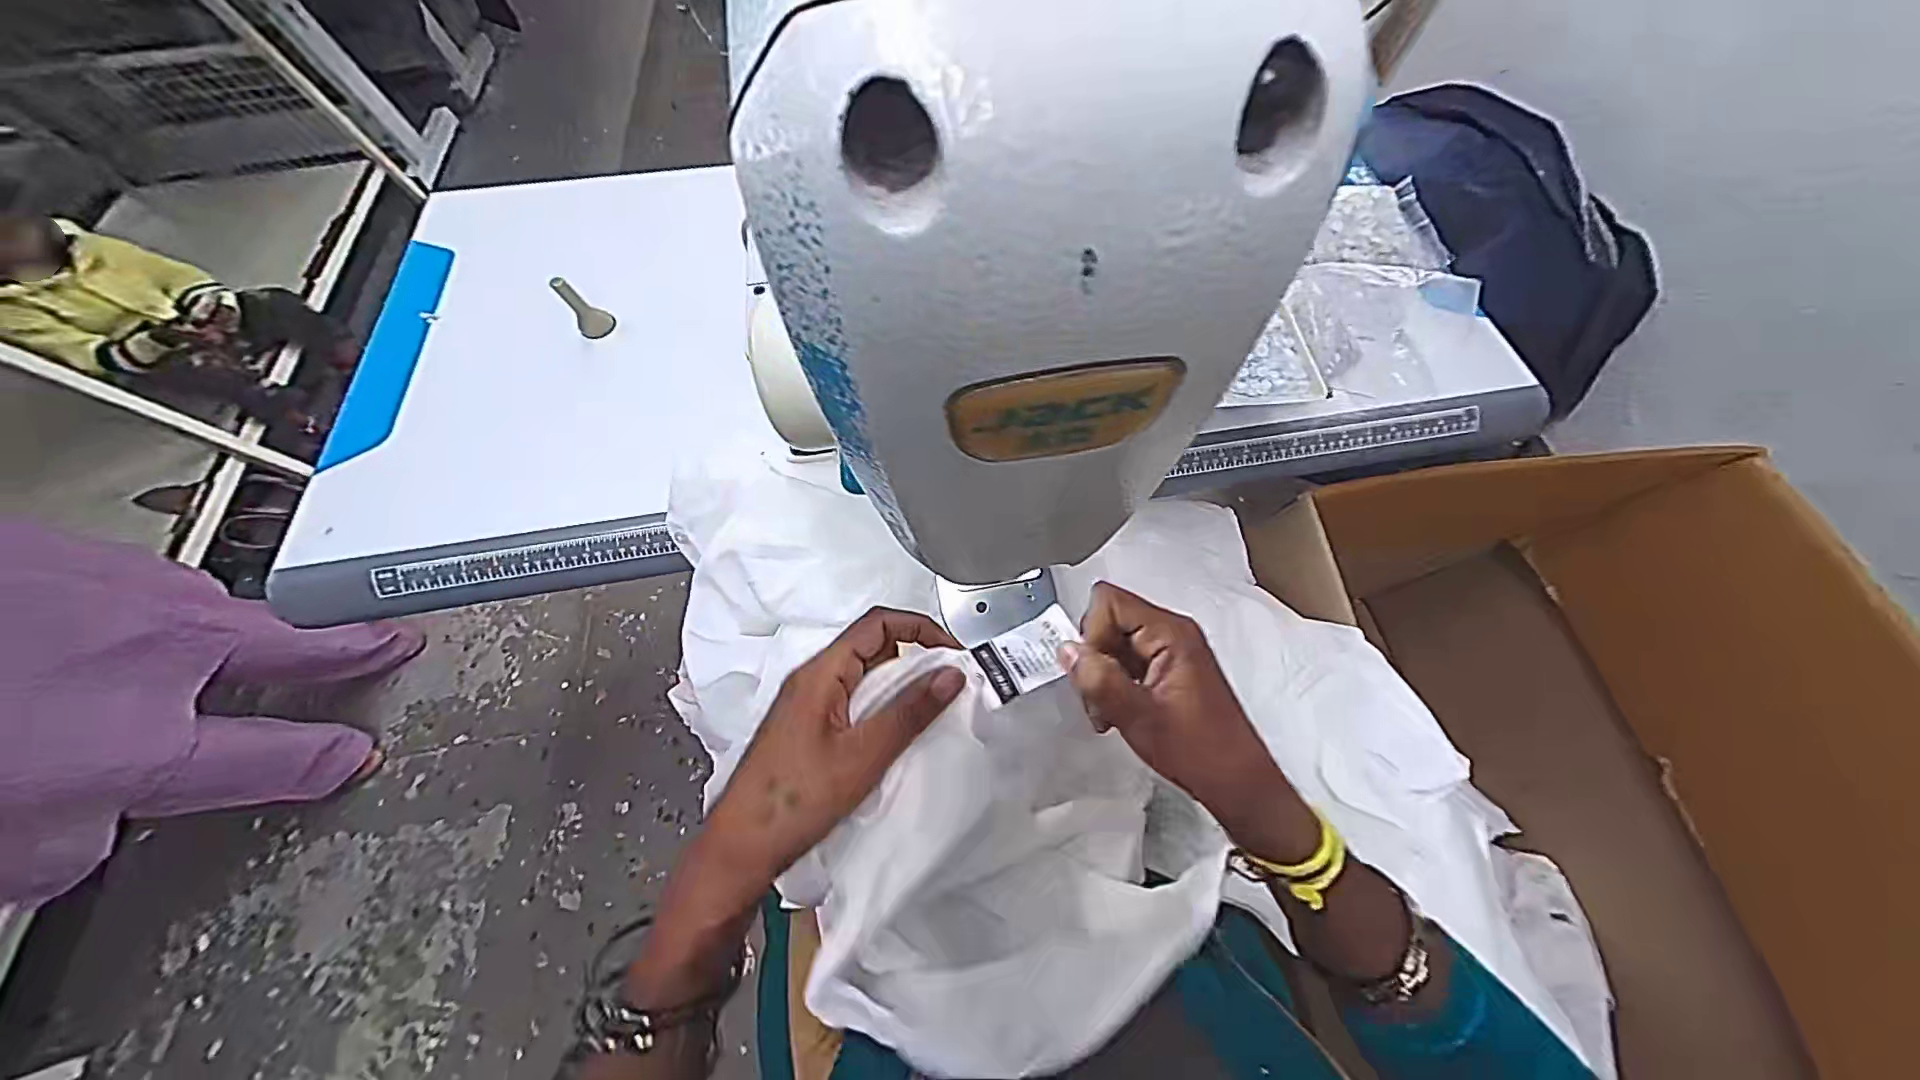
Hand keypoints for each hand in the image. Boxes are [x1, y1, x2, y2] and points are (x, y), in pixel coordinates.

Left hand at [700, 607, 965, 895]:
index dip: (921, 628)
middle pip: (872, 645)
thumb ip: (909, 712)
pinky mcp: (809, 726)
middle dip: (915, 657)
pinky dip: (881, 706)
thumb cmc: (790, 802)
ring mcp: (808, 702)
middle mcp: (812, 679)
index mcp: (820, 673)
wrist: (740, 848)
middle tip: (947, 683)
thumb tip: (949, 675)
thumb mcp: (863, 756)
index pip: (878, 624)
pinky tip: (895, 733)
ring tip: (928, 710)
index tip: (951, 651)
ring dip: (899, 684)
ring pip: (864, 674)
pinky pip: (853, 699)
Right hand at [1062, 582, 1318, 862]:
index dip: (1092, 633)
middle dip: (1093, 657)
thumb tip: (1068, 651)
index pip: (1109, 602)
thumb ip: (1099, 679)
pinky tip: (1118, 713)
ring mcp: (1171, 650)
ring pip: (1113, 642)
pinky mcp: (1168, 667)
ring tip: (1108, 713)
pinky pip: (1126, 660)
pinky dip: (1113, 684)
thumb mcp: (1138, 717)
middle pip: (1108, 620)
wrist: (1238, 783)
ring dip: (1101, 676)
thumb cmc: (1201, 753)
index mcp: (1171, 633)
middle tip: (1098, 698)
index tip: (1095, 671)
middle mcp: (1172, 633)